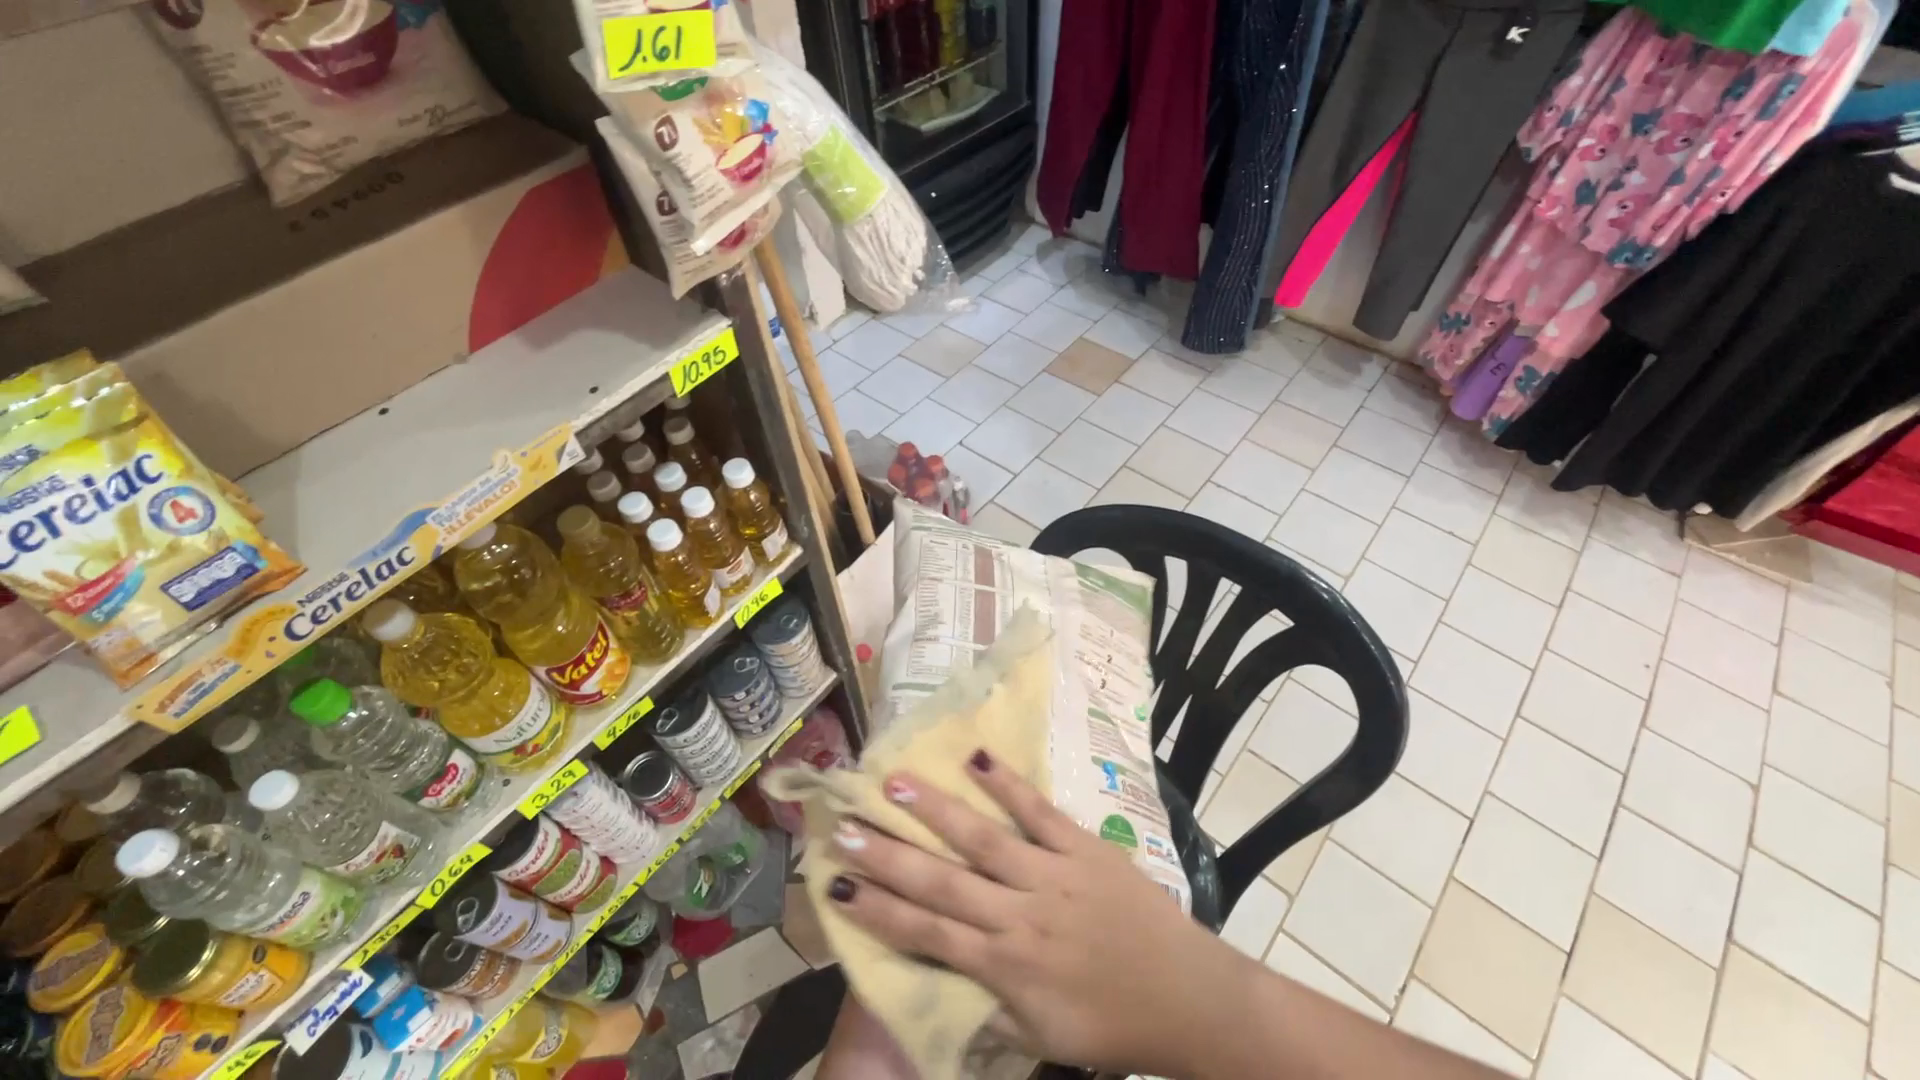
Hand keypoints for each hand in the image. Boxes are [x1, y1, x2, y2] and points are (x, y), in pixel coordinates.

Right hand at [823, 750, 1252, 1077]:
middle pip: (943, 881)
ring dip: (935, 811)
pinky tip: (977, 759)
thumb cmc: (1110, 1026)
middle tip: (842, 827)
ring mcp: (1054, 875)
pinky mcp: (1086, 849)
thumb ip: (986, 1000)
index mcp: (1007, 966)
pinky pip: (1041, 812)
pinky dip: (1010, 785)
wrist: (1190, 1000)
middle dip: (887, 854)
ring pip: (983, 838)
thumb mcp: (1038, 1033)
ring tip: (894, 782)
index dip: (878, 910)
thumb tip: (937, 970)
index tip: (835, 887)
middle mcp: (1021, 914)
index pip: (928, 933)